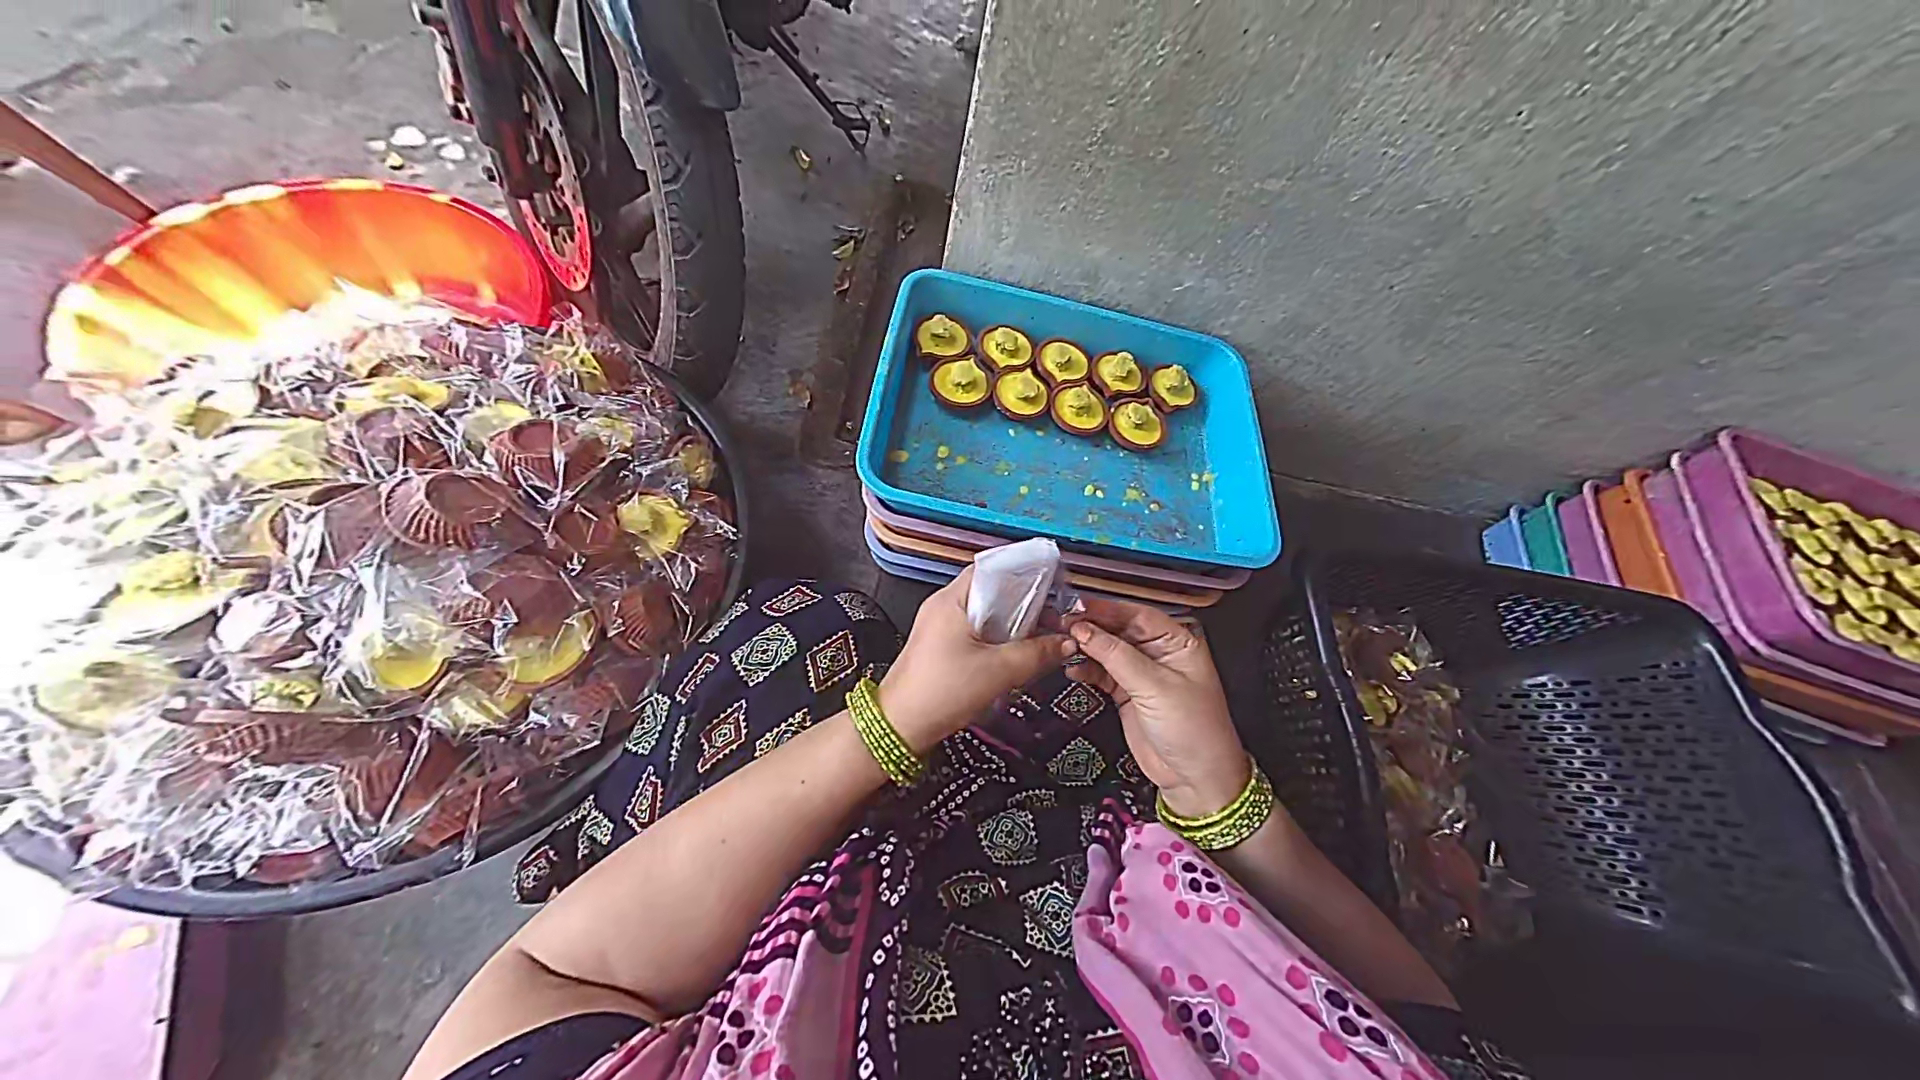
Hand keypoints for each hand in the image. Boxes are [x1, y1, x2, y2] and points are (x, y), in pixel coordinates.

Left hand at [878, 567, 1076, 752]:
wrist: (901, 726)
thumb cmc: (940, 692)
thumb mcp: (998, 671)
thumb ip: (1037, 653)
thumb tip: (1065, 643)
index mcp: (952, 599)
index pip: (993, 567)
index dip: (1024, 571)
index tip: (1051, 582)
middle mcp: (944, 606)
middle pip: (992, 590)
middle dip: (1024, 603)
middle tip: (1051, 617)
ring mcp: (940, 626)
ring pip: (986, 613)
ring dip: (1013, 624)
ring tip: (1039, 638)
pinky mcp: (941, 647)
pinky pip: (977, 632)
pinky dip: (998, 638)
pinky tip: (1015, 656)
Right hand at [1063, 596, 1249, 817]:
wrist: (1195, 780)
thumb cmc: (1196, 732)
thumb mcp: (1155, 687)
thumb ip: (1117, 656)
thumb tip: (1085, 630)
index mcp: (1178, 643)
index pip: (1137, 615)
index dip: (1107, 610)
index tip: (1078, 608)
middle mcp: (1159, 653)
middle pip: (1119, 629)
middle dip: (1091, 627)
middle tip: (1064, 623)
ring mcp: (1142, 673)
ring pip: (1107, 650)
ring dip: (1085, 647)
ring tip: (1064, 645)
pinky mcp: (1127, 693)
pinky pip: (1101, 673)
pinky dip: (1086, 670)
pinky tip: (1073, 668)